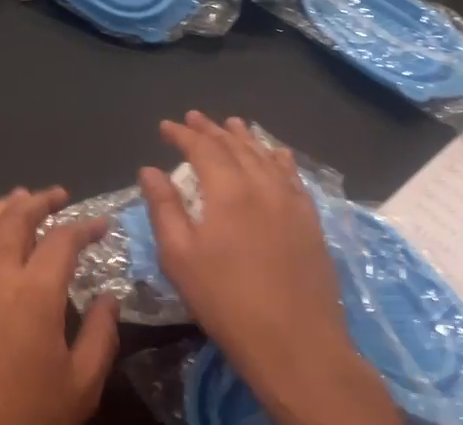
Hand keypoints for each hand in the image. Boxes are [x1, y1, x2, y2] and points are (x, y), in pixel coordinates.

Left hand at [0, 187, 119, 424]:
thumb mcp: (82, 381)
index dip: (83, 227)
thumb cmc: (33, 409)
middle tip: (58, 196)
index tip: (100, 225)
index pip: (62, 240)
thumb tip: (110, 297)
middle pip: (17, 219)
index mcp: (36, 291)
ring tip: (21, 196)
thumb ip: (102, 334)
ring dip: (4, 206)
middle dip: (40, 201)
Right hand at [139, 113, 397, 424]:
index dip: (182, 134)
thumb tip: (150, 170)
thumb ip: (164, 208)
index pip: (203, 148)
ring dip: (246, 138)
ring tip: (233, 124)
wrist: (297, 345)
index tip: (165, 126)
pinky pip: (295, 179)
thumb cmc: (227, 300)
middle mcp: (263, 187)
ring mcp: (293, 204)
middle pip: (236, 147)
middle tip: (194, 117)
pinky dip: (281, 160)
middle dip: (212, 130)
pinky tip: (279, 155)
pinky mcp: (312, 225)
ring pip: (267, 158)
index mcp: (228, 191)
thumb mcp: (179, 257)